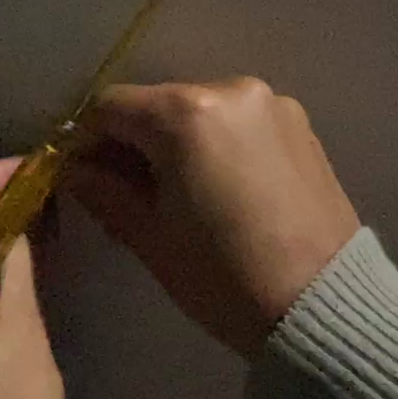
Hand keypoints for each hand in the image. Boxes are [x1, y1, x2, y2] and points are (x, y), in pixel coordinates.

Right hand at [66, 77, 361, 357]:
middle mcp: (230, 89)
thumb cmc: (223, 277)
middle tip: (127, 193)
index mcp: (186, 114)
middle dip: (131, 143)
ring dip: (173, 144)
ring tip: (178, 197)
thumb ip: (101, 191)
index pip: (109, 107)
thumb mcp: (148, 237)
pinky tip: (218, 192)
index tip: (83, 178)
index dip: (86, 141)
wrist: (324, 309)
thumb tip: (72, 169)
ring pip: (196, 113)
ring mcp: (272, 104)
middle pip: (155, 105)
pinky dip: (213, 146)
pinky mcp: (299, 125)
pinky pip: (234, 124)